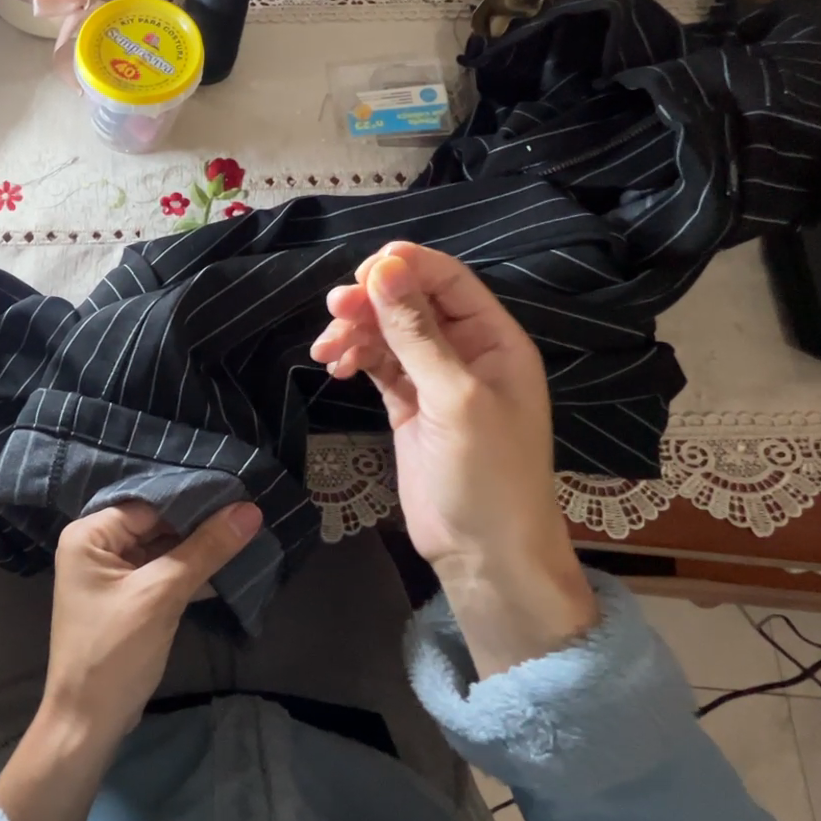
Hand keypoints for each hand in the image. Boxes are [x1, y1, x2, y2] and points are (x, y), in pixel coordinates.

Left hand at [0, 502, 260, 820]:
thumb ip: (205, 549)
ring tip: (248, 533)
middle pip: (155, 524)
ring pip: (162, 549)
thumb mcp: (162, 595)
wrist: (89, 723)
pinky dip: (190, 572)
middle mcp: (95, 546)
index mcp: (89, 534)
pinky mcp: (127, 599)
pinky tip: (229, 568)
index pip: (149, 504)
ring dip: (199, 549)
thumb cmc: (115, 651)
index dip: (193, 499)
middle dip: (199, 524)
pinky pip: (162, 573)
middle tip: (249, 510)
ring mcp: (110, 574)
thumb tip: (250, 510)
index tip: (239, 491)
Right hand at [309, 242, 595, 675]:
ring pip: (386, 332)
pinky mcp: (407, 404)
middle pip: (410, 303)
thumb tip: (383, 268)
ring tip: (326, 350)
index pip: (449, 280)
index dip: (406, 267)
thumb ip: (417, 331)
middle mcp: (464, 351)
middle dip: (370, 301)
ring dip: (354, 331)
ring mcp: (433, 379)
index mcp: (495, 340)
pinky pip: (376, 364)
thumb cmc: (487, 474)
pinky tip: (335, 367)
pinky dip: (354, 358)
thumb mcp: (454, 396)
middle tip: (333, 311)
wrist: (482, 553)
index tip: (360, 273)